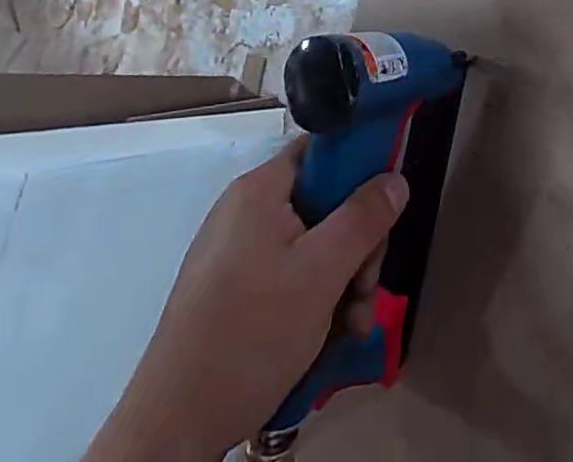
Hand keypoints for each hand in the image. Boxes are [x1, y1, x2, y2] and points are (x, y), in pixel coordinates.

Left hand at [86, 139, 408, 461]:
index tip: (386, 208)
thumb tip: (395, 179)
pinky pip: (291, 274)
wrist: (177, 420)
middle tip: (365, 289)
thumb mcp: (320, 273)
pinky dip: (316, 298)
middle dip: (356, 247)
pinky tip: (331, 336)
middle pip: (323, 204)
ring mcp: (239, 250)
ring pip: (312, 245)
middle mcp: (247, 210)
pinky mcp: (236, 286)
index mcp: (260, 190)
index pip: (320, 151)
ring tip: (352, 326)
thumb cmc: (252, 332)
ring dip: (342, 281)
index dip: (360, 169)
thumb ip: (363, 220)